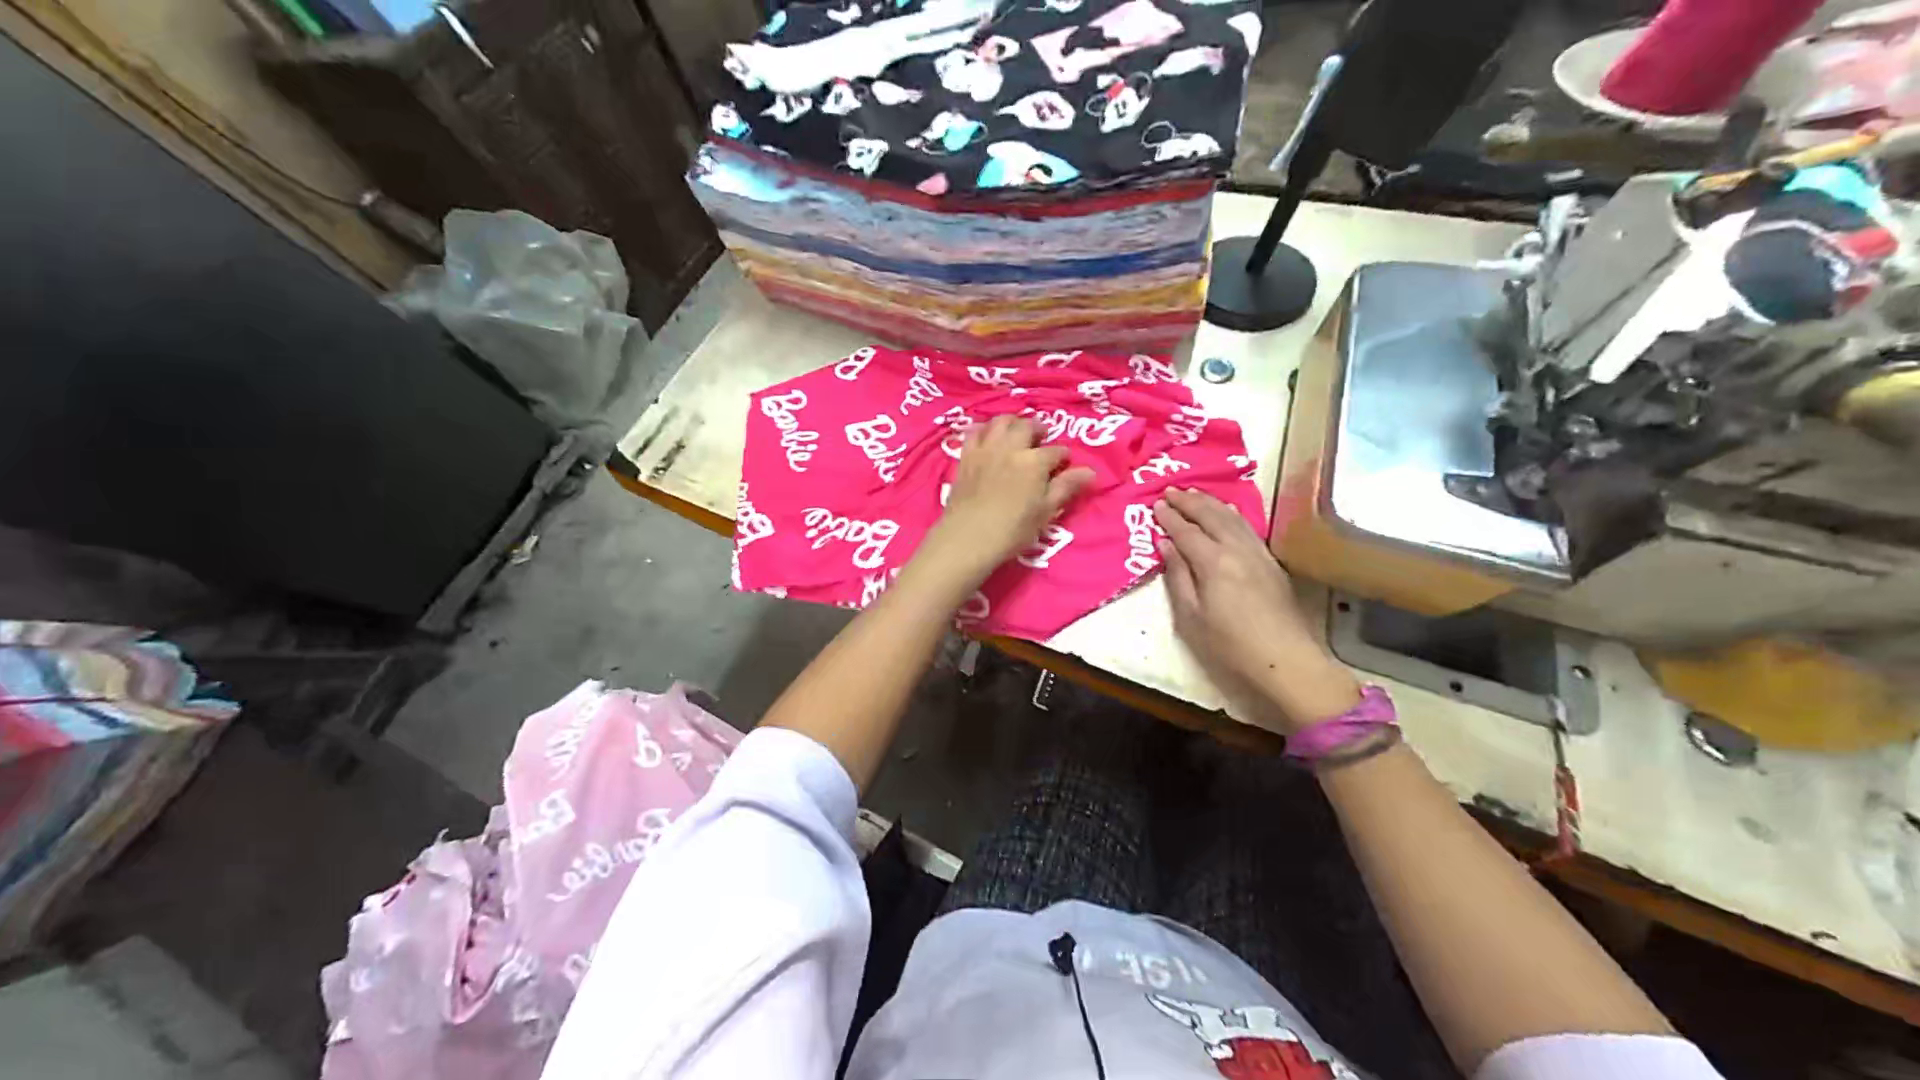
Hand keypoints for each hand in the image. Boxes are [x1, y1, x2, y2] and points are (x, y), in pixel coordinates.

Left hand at [915, 415, 1094, 591]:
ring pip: (1000, 422)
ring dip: (1012, 423)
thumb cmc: (1012, 529)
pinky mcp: (965, 456)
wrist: (968, 537)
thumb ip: (1066, 488)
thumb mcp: (1045, 511)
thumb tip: (1090, 471)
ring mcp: (985, 449)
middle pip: (1027, 426)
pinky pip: (974, 432)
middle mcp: (1010, 447)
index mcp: (1035, 461)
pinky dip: (984, 430)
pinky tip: (988, 437)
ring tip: (1017, 432)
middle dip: (1039, 429)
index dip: (1063, 457)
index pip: (1056, 451)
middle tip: (1042, 439)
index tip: (1065, 464)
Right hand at [1154, 488, 1359, 732]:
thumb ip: (1177, 576)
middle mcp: (1237, 549)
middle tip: (1170, 490)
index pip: (1187, 530)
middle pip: (1211, 515)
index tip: (1155, 504)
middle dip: (1189, 501)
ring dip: (1210, 502)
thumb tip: (1165, 544)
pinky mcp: (1272, 562)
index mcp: (1213, 562)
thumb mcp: (1190, 616)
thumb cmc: (1229, 645)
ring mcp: (1258, 553)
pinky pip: (1247, 526)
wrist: (1285, 660)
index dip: (1170, 517)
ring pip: (1232, 517)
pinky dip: (1231, 513)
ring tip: (1194, 494)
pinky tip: (1227, 512)